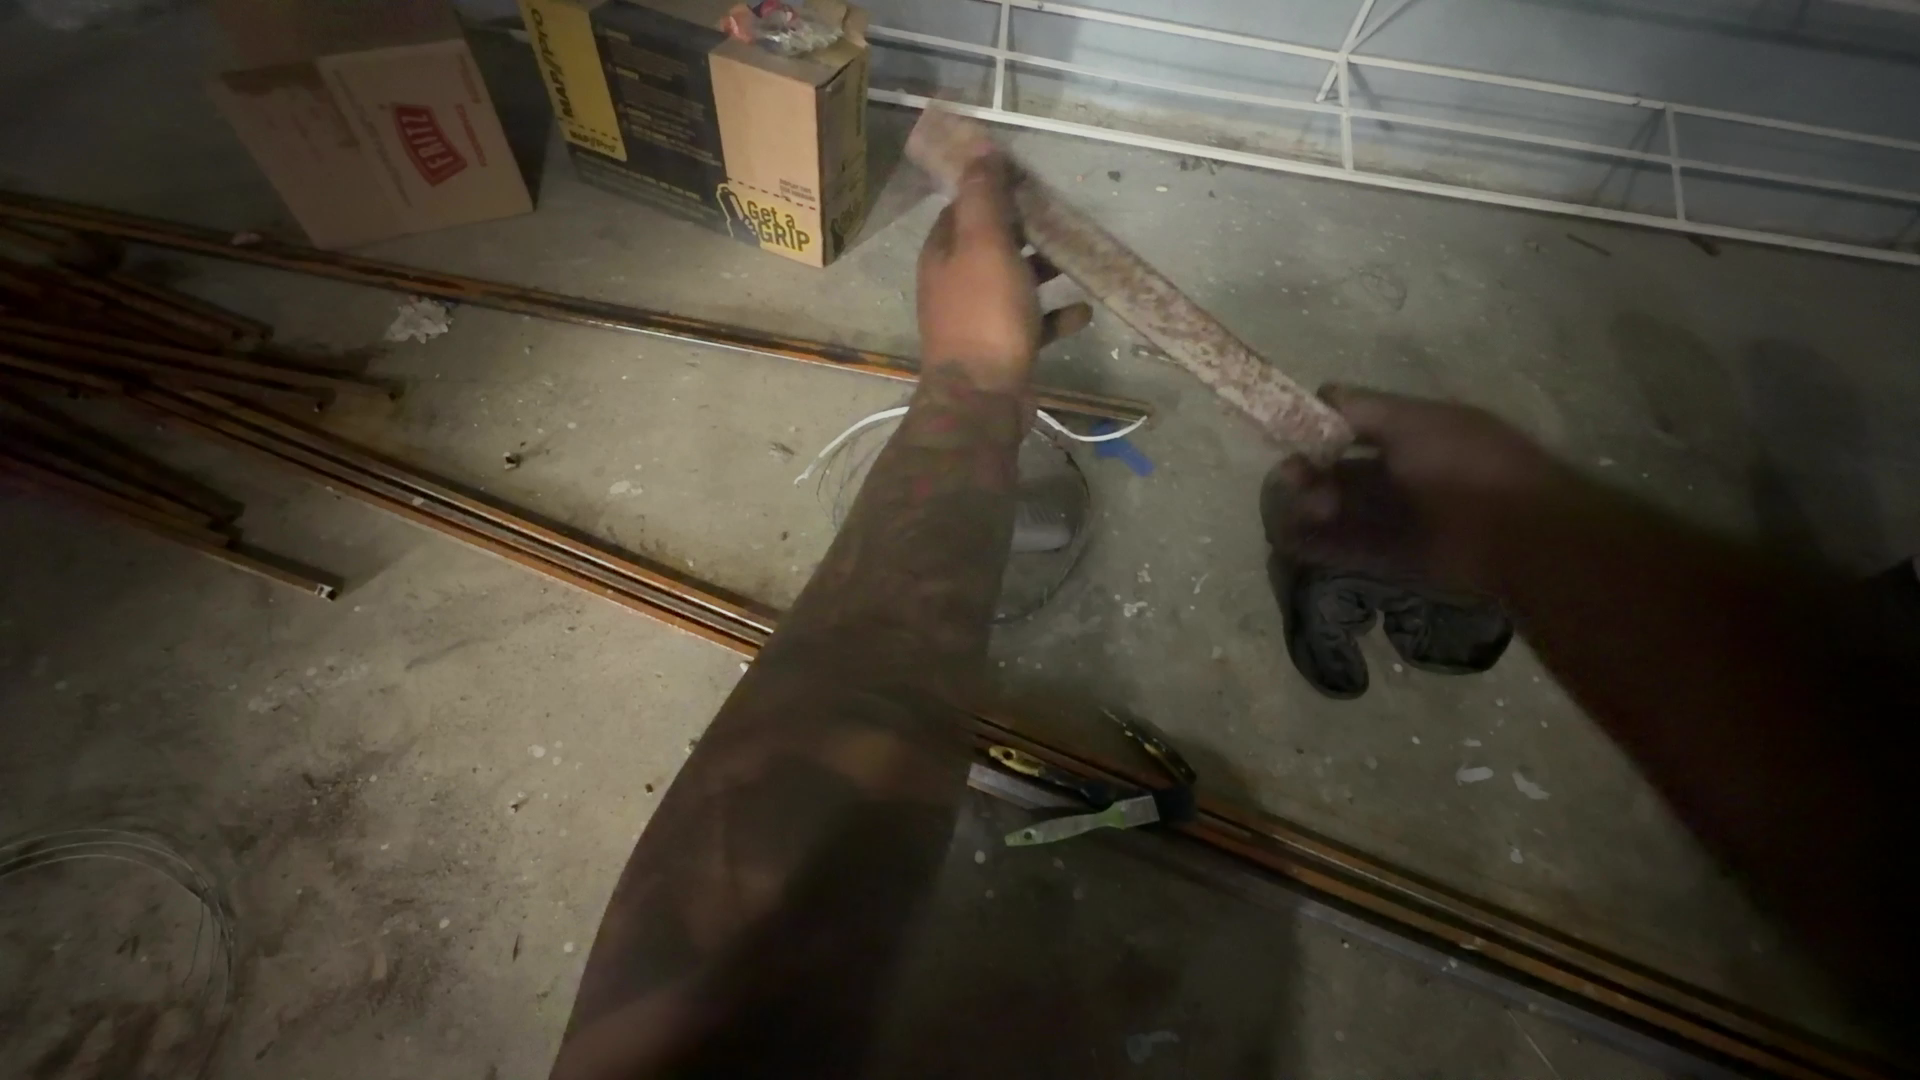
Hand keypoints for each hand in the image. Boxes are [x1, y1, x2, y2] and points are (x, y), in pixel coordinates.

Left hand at [915, 155, 1089, 391]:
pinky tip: (1085, 311)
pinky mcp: (1003, 351)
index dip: (995, 189)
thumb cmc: (985, 316)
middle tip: (1065, 217)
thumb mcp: (984, 244)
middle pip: (994, 245)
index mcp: (944, 254)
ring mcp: (979, 320)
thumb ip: (984, 196)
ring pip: (1016, 284)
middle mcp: (956, 284)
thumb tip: (982, 149)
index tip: (1032, 179)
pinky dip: (1057, 316)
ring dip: (1047, 271)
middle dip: (1028, 230)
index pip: (966, 207)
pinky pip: (1034, 325)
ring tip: (1080, 259)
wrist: (981, 399)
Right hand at [1269, 386, 1562, 590]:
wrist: (1516, 534)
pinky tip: (1288, 539)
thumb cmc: (1463, 465)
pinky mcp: (1391, 556)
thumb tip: (1318, 394)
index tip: (1288, 435)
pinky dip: (1315, 544)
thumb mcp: (1413, 421)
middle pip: (1340, 470)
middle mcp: (1401, 473)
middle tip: (1291, 479)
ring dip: (1308, 507)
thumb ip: (1363, 408)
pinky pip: (1344, 547)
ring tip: (1294, 512)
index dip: (1319, 428)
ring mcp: (1396, 517)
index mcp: (1412, 435)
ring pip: (1338, 508)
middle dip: (1310, 471)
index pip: (1353, 426)